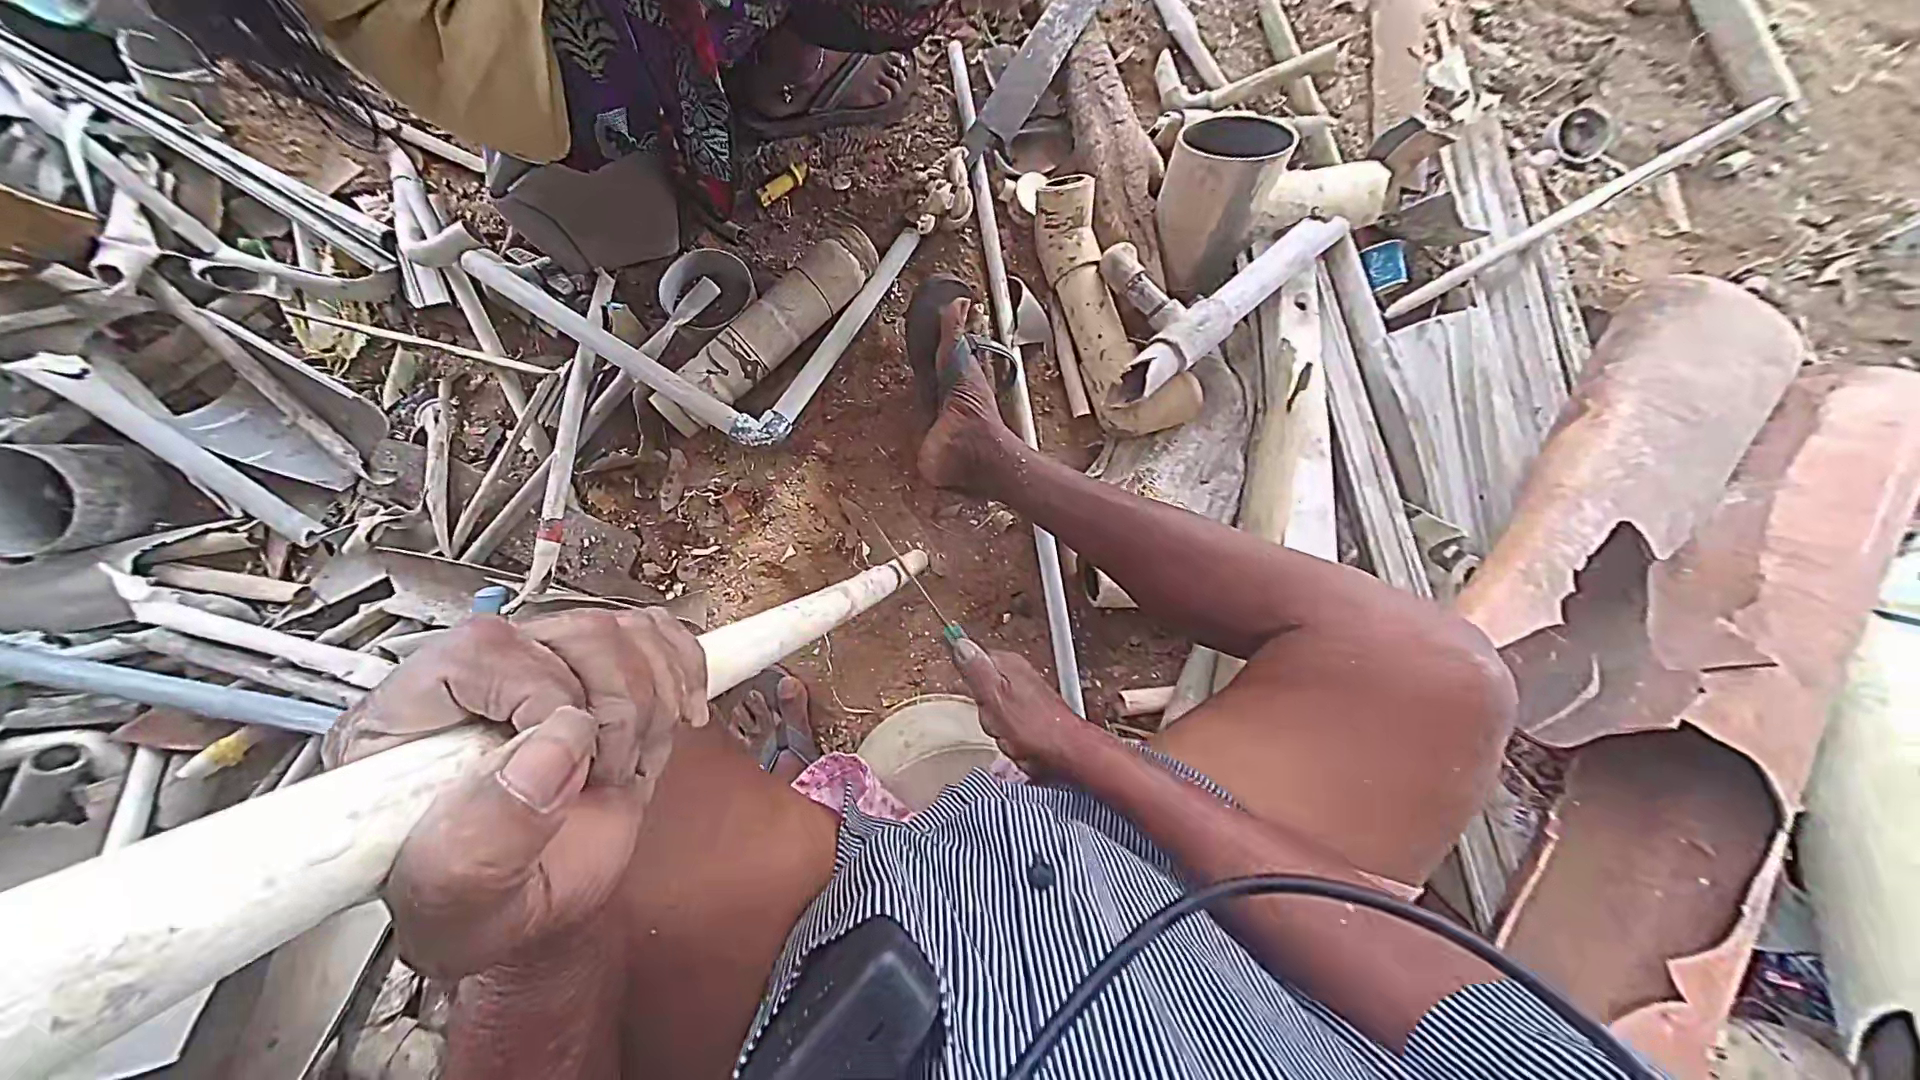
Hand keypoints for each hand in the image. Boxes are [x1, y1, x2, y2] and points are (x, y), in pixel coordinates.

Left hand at [338, 610, 707, 978]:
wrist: (536, 896)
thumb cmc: (483, 903)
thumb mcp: (462, 905)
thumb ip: (487, 838)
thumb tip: (552, 750)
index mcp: (415, 717)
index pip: (485, 652)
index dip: (543, 698)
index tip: (568, 762)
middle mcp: (487, 676)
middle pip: (580, 635)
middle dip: (618, 711)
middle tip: (604, 773)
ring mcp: (555, 665)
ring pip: (628, 632)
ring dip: (655, 703)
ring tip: (628, 758)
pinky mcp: (607, 669)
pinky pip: (659, 634)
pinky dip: (685, 673)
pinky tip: (673, 716)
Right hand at [950, 637, 1085, 774]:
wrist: (1068, 753)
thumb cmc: (1034, 728)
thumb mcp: (992, 696)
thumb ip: (975, 669)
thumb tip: (960, 643)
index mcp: (1007, 662)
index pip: (972, 659)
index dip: (968, 684)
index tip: (975, 696)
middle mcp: (1018, 672)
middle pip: (981, 687)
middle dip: (982, 708)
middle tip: (994, 718)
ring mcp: (1026, 691)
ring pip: (992, 707)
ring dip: (995, 723)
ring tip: (1007, 731)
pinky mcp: (1031, 710)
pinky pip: (1006, 720)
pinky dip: (1007, 732)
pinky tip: (1015, 740)